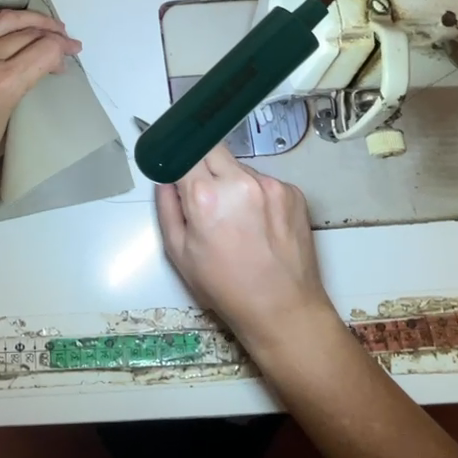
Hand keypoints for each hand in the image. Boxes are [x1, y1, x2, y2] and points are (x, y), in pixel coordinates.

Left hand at [0, 0, 81, 202]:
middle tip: (68, 42)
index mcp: (3, 84)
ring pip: (5, 19)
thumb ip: (26, 86)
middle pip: (28, 34)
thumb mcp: (8, 123)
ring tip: (49, 23)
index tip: (71, 58)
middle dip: (53, 36)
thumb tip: (43, 66)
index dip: (62, 51)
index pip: (44, 51)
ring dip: (31, 18)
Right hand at [156, 148, 335, 351]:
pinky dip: (255, 194)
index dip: (176, 157)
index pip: (183, 152)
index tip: (174, 164)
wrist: (283, 309)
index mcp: (205, 196)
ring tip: (236, 218)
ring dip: (230, 181)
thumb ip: (166, 206)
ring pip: (238, 166)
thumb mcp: (178, 252)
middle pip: (211, 149)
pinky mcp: (293, 192)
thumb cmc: (224, 287)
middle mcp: (239, 181)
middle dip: (202, 164)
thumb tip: (164, 178)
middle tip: (203, 191)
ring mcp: (270, 184)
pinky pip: (263, 181)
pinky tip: (259, 223)